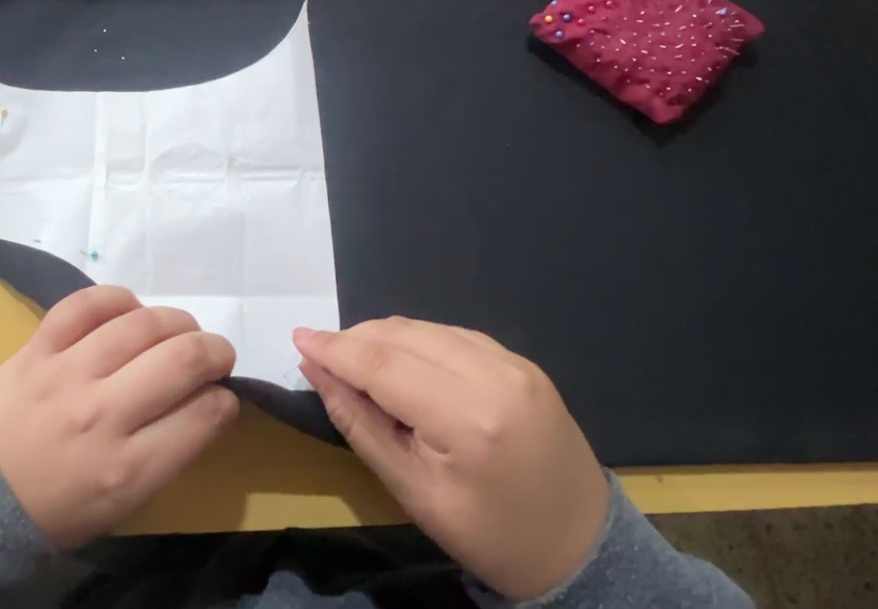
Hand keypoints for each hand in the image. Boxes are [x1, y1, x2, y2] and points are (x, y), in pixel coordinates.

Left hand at [0, 285, 240, 548]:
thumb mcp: (122, 501)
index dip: (224, 399)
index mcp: (127, 468)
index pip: (204, 415)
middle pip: (181, 360)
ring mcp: (66, 374)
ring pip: (140, 325)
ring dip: (176, 320)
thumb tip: (205, 401)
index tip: (220, 396)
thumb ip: (167, 452)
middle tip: (215, 355)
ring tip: (180, 329)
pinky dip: (117, 299)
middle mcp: (102, 415)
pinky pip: (84, 305)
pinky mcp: (36, 348)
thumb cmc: (54, 507)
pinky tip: (131, 309)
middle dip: (215, 350)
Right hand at [293, 319, 608, 600]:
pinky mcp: (523, 362)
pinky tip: (402, 362)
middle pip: (403, 335)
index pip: (383, 364)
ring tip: (356, 361)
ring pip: (426, 328)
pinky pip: (453, 335)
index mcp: (468, 418)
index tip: (297, 337)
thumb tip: (315, 369)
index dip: (335, 348)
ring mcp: (515, 363)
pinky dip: (418, 341)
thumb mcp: (412, 490)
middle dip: (354, 339)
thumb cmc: (488, 534)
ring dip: (383, 337)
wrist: (579, 549)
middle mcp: (495, 375)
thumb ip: (359, 422)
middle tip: (321, 355)